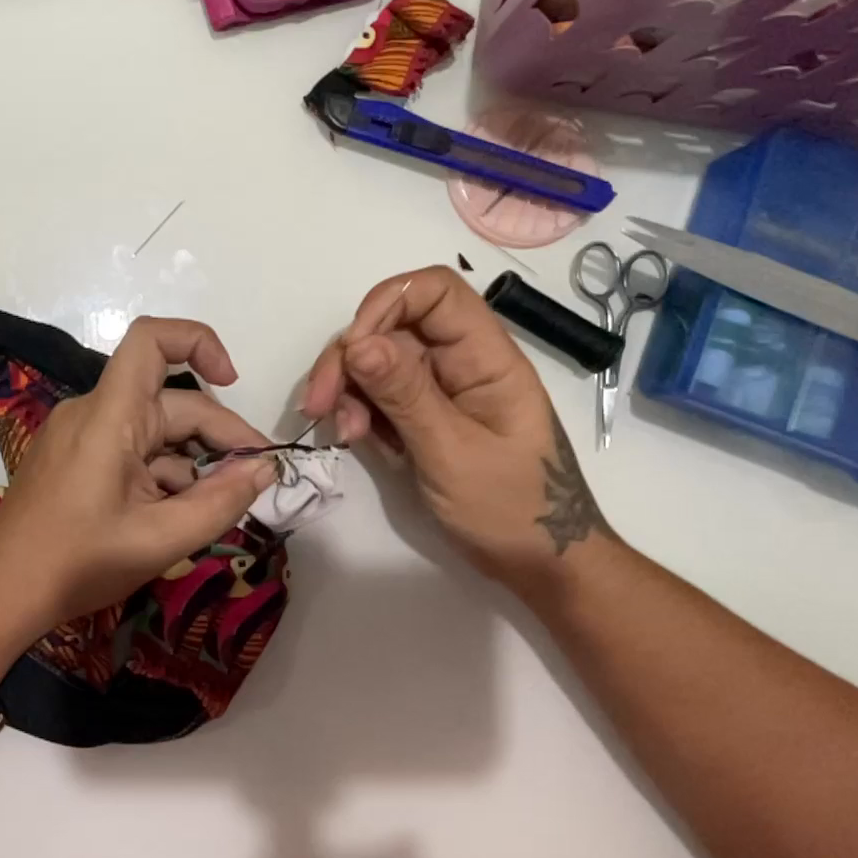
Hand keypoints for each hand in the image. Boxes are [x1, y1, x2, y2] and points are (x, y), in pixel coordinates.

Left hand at [0, 317, 278, 634]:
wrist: (3, 592)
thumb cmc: (79, 563)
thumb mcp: (161, 539)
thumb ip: (221, 502)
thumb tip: (265, 468)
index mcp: (109, 416)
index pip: (150, 341)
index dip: (199, 343)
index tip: (233, 383)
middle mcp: (93, 412)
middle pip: (169, 401)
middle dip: (218, 435)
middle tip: (257, 479)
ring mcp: (80, 436)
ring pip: (153, 430)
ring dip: (191, 462)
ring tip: (217, 508)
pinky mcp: (75, 459)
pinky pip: (131, 450)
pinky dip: (161, 474)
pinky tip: (176, 515)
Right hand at [301, 267, 614, 586]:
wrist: (539, 564)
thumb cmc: (511, 508)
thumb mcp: (451, 452)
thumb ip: (404, 394)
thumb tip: (356, 342)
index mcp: (486, 358)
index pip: (435, 292)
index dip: (386, 304)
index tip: (351, 350)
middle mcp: (460, 362)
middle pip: (391, 328)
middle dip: (348, 359)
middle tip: (318, 406)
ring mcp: (440, 389)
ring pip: (376, 362)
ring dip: (347, 390)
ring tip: (342, 434)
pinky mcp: (423, 416)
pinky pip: (378, 395)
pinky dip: (357, 412)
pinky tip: (354, 439)